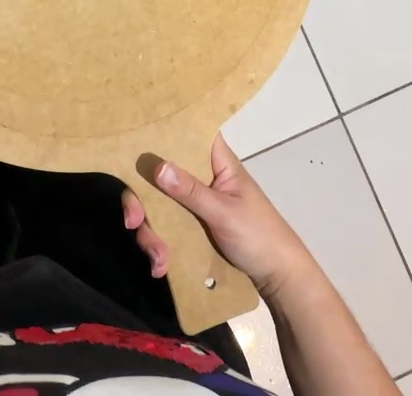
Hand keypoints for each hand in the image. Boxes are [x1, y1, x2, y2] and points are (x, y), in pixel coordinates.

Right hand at [121, 135, 319, 298]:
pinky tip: (161, 267)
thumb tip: (158, 165)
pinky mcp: (191, 227)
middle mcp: (201, 177)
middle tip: (133, 220)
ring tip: (158, 258)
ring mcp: (194, 203)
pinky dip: (159, 247)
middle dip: (142, 199)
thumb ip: (191, 191)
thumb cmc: (260, 235)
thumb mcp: (225, 213)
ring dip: (151, 231)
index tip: (133, 141)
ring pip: (158, 205)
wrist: (278, 279)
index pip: (188, 133)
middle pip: (160, 174)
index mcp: (216, 162)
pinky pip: (165, 229)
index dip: (162, 132)